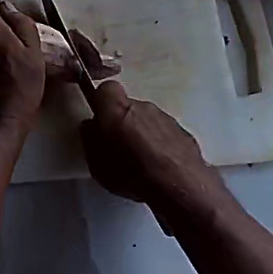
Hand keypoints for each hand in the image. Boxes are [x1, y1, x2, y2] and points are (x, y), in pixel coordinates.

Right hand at [80, 80, 235, 228]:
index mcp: (117, 109)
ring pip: (146, 119)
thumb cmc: (132, 174)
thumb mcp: (97, 164)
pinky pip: (163, 132)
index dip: (101, 103)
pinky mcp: (182, 130)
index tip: (99, 120)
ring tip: (138, 162)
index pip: (105, 89)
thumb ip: (90, 140)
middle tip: (116, 146)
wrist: (179, 184)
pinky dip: (158, 143)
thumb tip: (91, 127)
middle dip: (121, 122)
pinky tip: (157, 166)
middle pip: (127, 106)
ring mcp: (165, 117)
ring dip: (140, 134)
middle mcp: (142, 106)